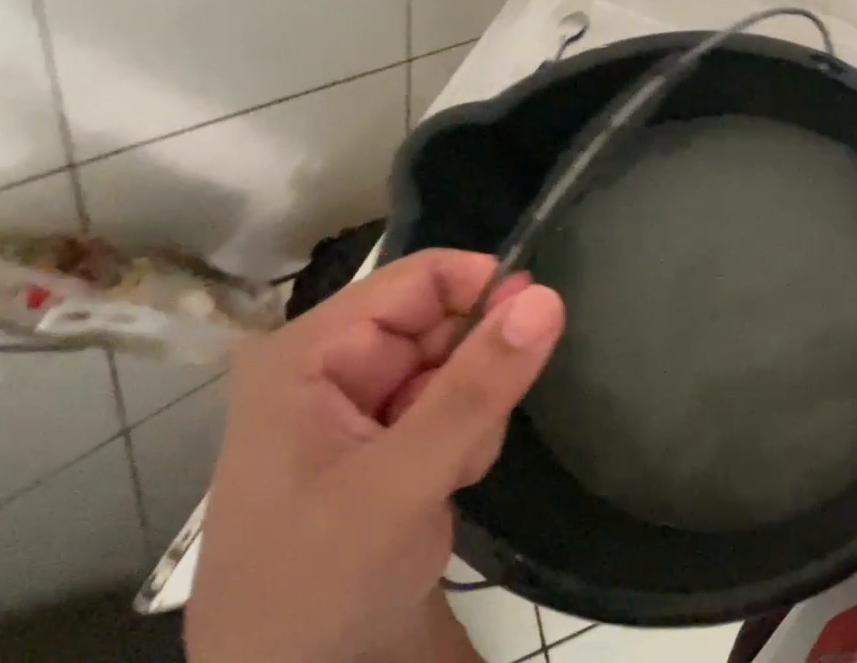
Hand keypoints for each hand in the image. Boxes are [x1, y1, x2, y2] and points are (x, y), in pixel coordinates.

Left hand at [185, 249, 564, 662]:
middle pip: (446, 321)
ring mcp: (362, 405)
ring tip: (451, 471)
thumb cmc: (324, 578)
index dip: (484, 290)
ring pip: (462, 364)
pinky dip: (471, 437)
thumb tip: (547, 297)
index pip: (419, 278)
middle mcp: (333, 367)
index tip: (536, 326)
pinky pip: (459, 403)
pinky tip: (449, 481)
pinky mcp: (392, 438)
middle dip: (476, 372)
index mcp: (308, 354)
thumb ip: (477, 388)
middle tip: (472, 433)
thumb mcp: (403, 481)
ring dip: (476, 414)